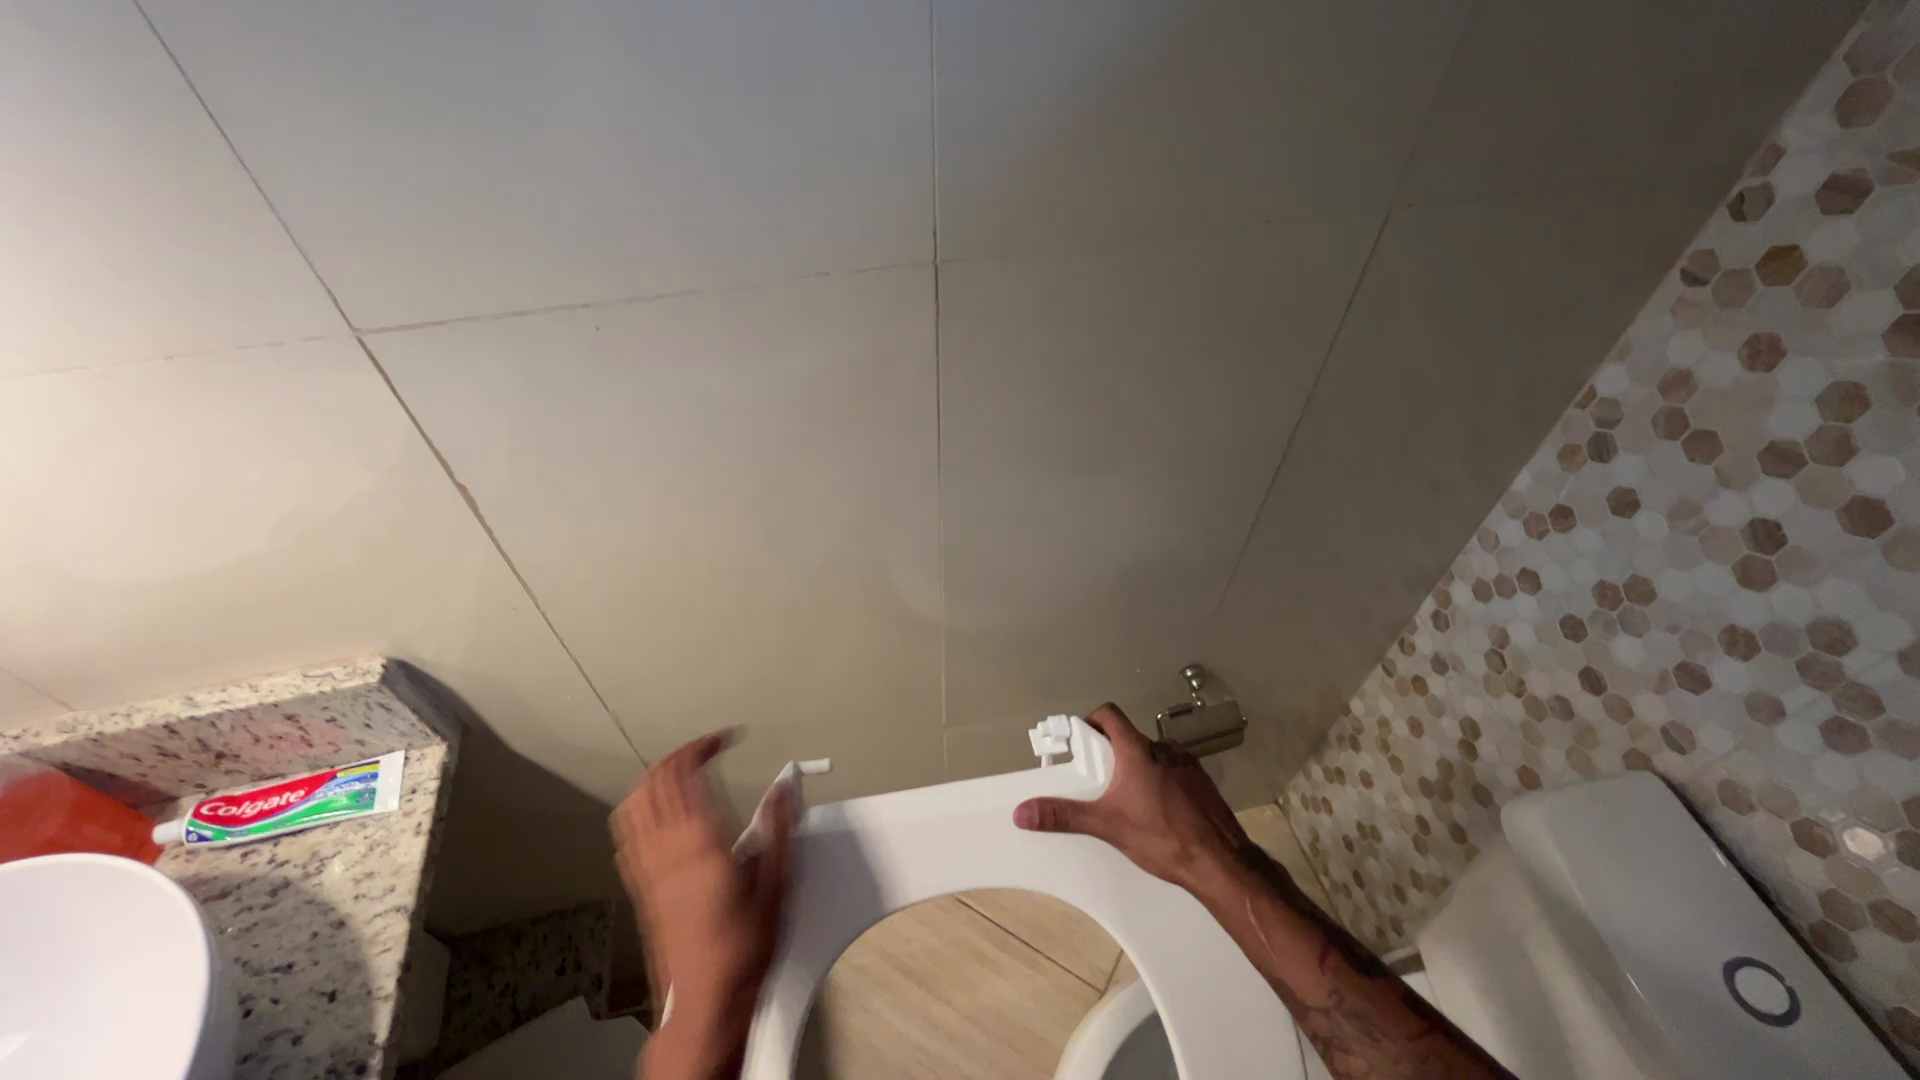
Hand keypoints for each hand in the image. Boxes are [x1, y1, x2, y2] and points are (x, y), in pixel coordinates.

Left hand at [610, 730, 792, 1029]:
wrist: (706, 999)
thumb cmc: (742, 949)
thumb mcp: (778, 884)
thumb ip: (780, 829)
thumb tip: (785, 790)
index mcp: (702, 842)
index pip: (687, 772)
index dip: (703, 745)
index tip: (725, 739)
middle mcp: (667, 849)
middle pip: (656, 780)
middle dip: (679, 754)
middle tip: (704, 748)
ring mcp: (648, 868)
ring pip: (633, 803)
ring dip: (654, 777)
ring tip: (677, 770)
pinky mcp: (640, 886)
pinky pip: (626, 833)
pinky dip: (638, 808)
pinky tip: (653, 813)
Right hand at [1012, 703, 1250, 893]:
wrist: (1220, 862)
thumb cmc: (1161, 837)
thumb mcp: (1107, 826)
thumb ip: (1064, 815)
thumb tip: (1022, 812)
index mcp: (1138, 750)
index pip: (1109, 714)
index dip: (1091, 722)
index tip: (1080, 744)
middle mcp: (1164, 748)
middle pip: (1129, 738)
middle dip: (1111, 754)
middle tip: (1099, 782)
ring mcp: (1187, 763)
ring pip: (1152, 755)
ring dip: (1137, 769)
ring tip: (1129, 801)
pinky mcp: (1203, 782)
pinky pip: (1173, 771)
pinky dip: (1160, 782)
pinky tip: (1158, 812)